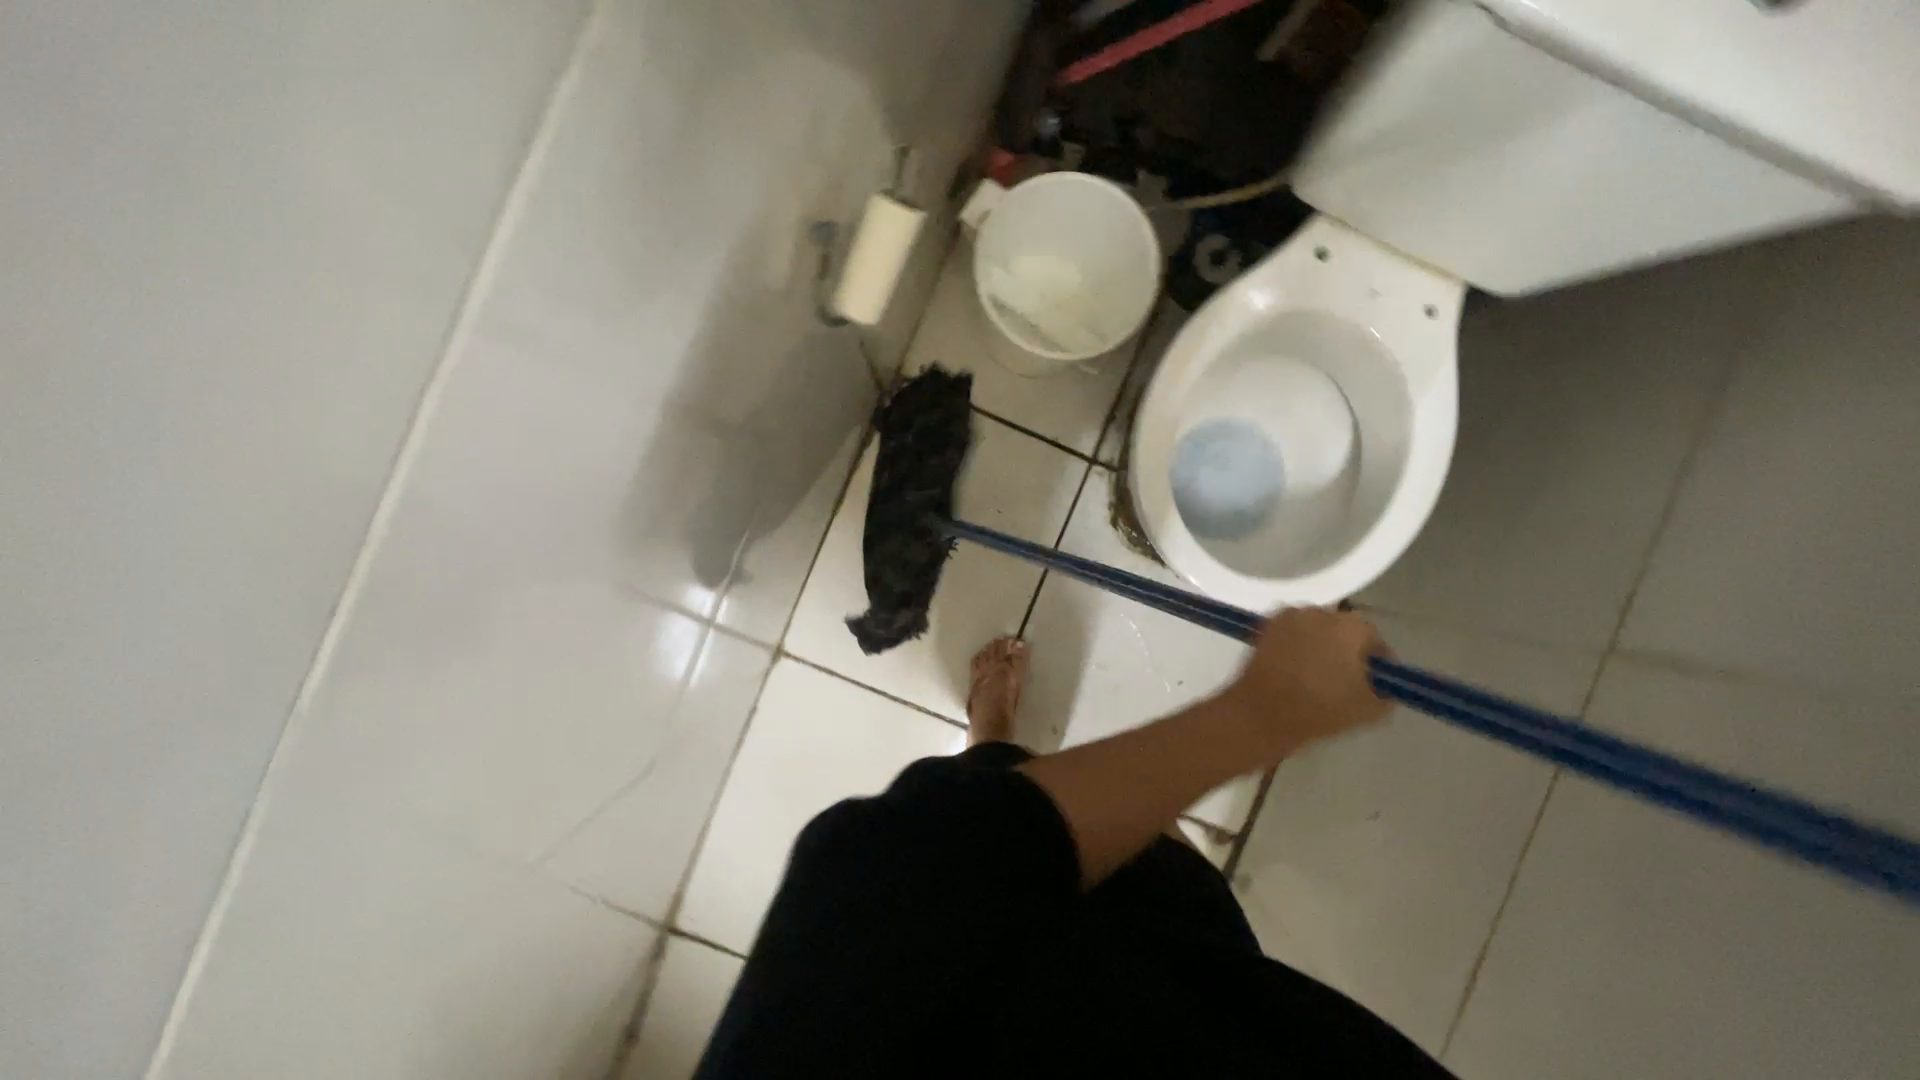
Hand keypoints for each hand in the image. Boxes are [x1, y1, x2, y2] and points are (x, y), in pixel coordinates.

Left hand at [1214, 607, 1391, 764]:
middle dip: (1347, 647)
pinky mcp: (1266, 624)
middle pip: (1343, 628)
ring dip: (1320, 641)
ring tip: (1316, 670)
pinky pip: (1291, 630)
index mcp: (1352, 628)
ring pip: (1316, 626)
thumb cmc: (1321, 710)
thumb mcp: (1370, 710)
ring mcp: (1290, 615)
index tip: (1375, 679)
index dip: (1376, 660)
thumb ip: (1387, 692)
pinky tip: (1293, 663)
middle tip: (1345, 675)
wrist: (1263, 712)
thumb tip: (1385, 685)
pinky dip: (1295, 641)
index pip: (1374, 639)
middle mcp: (1322, 612)